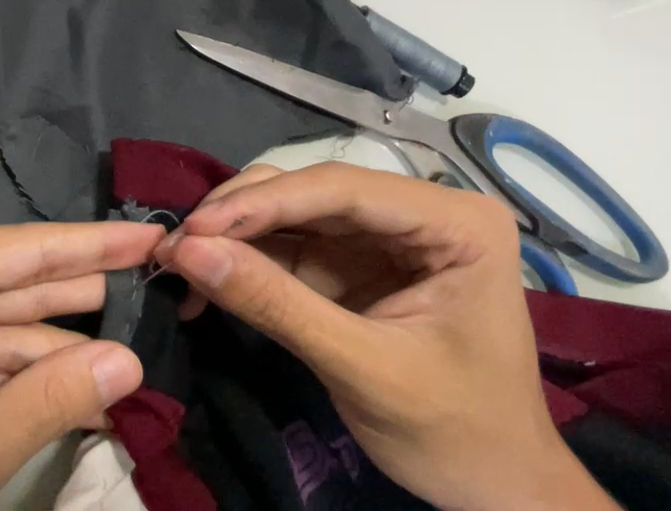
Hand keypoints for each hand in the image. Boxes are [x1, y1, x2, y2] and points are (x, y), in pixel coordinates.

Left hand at [0, 221, 164, 510]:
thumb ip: (49, 402)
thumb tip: (128, 363)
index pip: (23, 249)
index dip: (93, 244)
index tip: (150, 232)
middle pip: (10, 282)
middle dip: (81, 295)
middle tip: (156, 282)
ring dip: (51, 347)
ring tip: (131, 345)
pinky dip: (10, 376)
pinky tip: (70, 386)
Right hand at [157, 162, 618, 510]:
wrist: (495, 492)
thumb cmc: (455, 434)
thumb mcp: (365, 370)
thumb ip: (277, 305)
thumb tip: (186, 251)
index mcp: (453, 222)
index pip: (340, 189)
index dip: (259, 203)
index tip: (192, 229)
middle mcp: (417, 211)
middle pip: (308, 191)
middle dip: (238, 218)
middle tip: (174, 248)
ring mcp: (382, 235)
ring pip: (289, 211)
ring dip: (231, 235)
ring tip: (179, 263)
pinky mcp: (353, 261)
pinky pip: (287, 243)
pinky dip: (243, 260)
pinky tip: (205, 278)